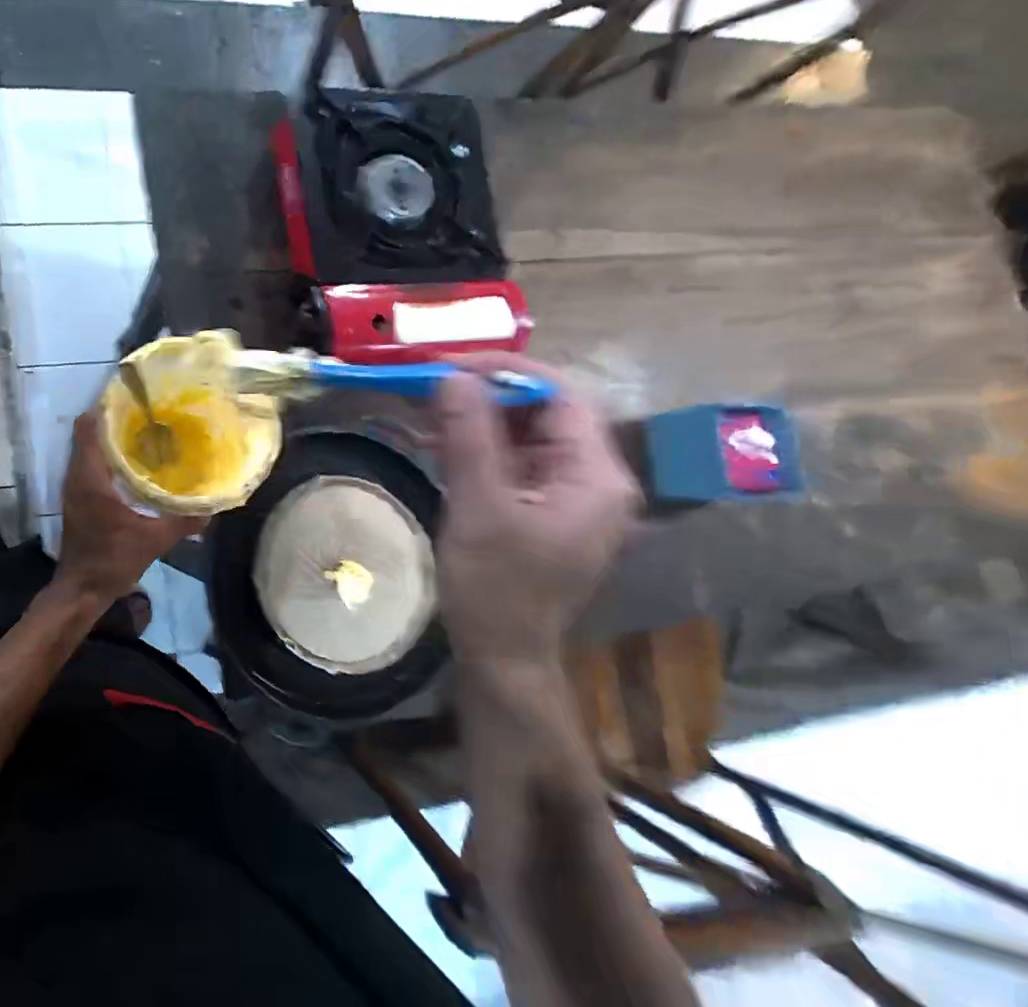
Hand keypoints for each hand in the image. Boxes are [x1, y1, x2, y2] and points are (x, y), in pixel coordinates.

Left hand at [54, 410, 206, 602]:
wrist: (81, 590)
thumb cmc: (112, 561)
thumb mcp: (153, 541)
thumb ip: (183, 521)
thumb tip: (214, 506)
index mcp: (90, 479)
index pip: (88, 429)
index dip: (105, 407)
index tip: (133, 397)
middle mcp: (77, 477)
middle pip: (88, 433)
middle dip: (114, 419)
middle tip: (148, 412)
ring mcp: (74, 488)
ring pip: (88, 448)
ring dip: (110, 437)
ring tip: (145, 430)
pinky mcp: (78, 498)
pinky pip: (90, 464)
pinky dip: (107, 455)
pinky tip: (135, 462)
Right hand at [434, 355, 639, 658]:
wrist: (502, 661)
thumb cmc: (495, 591)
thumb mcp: (478, 510)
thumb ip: (469, 437)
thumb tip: (453, 376)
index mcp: (596, 477)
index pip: (560, 396)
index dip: (507, 372)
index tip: (453, 366)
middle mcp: (595, 480)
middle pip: (545, 414)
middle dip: (488, 397)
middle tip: (434, 391)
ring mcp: (572, 497)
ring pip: (528, 437)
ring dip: (481, 423)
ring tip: (431, 416)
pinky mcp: (548, 512)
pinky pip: (518, 464)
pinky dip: (483, 451)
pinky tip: (444, 446)